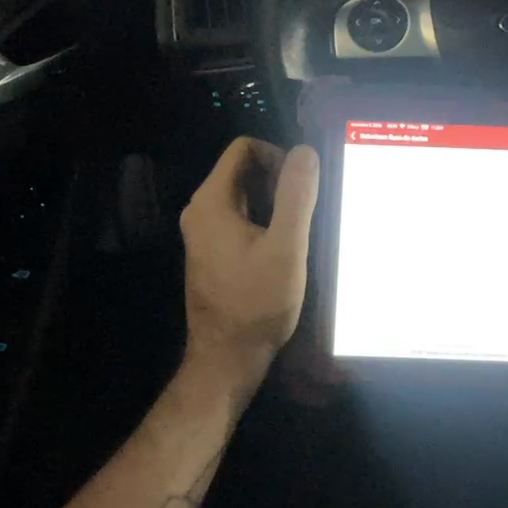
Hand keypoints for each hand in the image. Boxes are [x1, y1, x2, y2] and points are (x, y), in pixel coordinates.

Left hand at [178, 138, 319, 391]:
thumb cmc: (256, 303)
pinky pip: (239, 216)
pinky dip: (263, 219)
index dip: (277, 155)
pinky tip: (284, 245)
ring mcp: (202, 232)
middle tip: (306, 207)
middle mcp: (200, 210)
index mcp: (211, 201)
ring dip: (273, 200)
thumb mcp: (286, 248)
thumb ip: (296, 196)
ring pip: (243, 194)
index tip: (302, 183)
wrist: (227, 359)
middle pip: (242, 169)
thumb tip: (305, 151)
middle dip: (278, 178)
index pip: (243, 148)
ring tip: (300, 226)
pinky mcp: (211, 250)